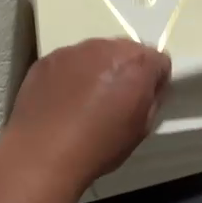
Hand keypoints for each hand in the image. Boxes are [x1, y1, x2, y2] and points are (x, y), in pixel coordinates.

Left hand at [0, 38, 170, 190]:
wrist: (41, 154)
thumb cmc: (99, 146)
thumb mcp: (142, 129)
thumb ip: (152, 100)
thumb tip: (148, 89)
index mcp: (137, 64)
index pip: (159, 60)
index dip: (156, 81)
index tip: (145, 100)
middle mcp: (107, 48)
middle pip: (128, 50)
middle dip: (128, 69)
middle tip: (116, 98)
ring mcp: (73, 51)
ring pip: (97, 52)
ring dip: (99, 69)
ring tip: (87, 99)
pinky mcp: (47, 59)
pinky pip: (69, 60)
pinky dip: (72, 74)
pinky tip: (64, 99)